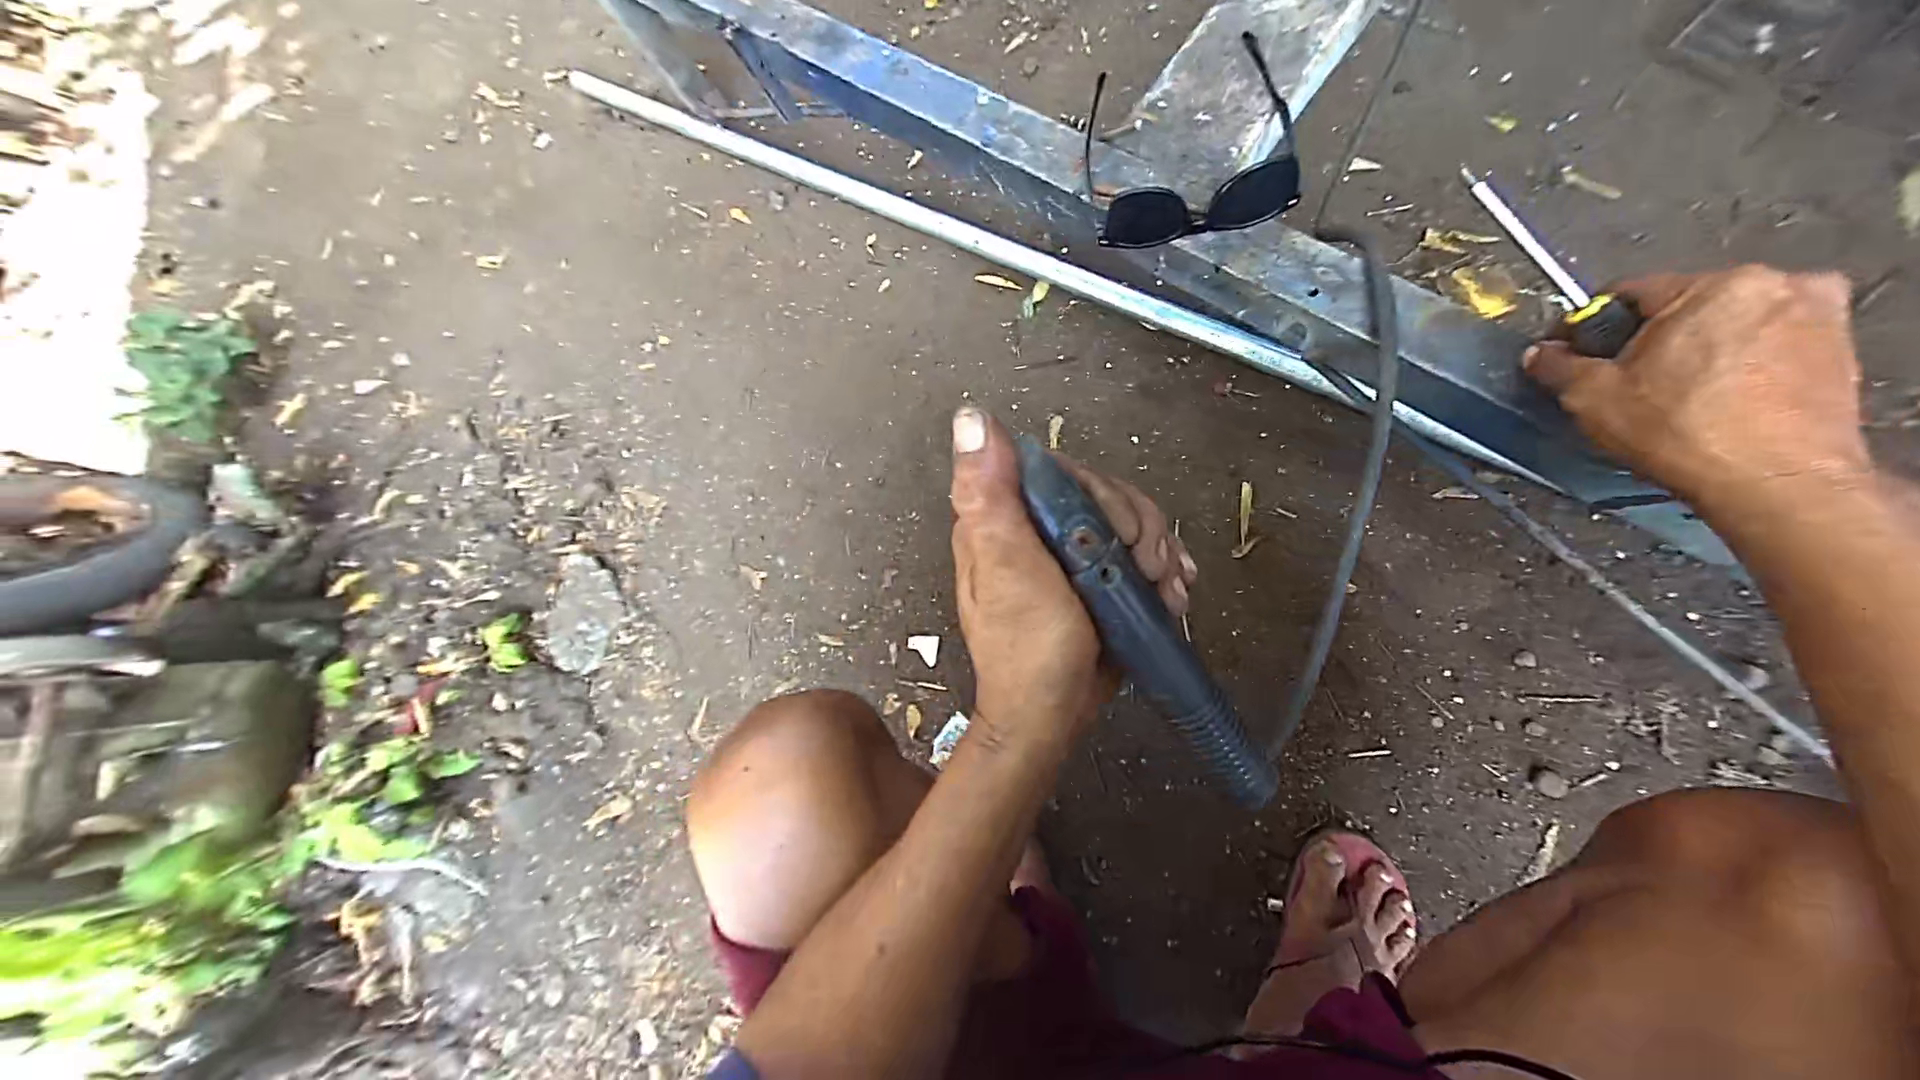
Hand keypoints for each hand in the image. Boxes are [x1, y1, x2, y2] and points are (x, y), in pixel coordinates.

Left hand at [948, 407, 1196, 750]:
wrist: (1050, 712)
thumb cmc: (1028, 647)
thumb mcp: (1005, 566)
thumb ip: (989, 494)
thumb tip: (971, 419)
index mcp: (1004, 517)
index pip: (1061, 471)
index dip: (1100, 494)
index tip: (1118, 534)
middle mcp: (1033, 529)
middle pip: (1101, 495)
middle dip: (1138, 528)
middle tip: (1149, 569)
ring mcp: (1065, 555)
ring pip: (1125, 521)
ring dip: (1157, 551)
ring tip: (1165, 588)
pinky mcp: (1092, 579)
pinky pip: (1134, 553)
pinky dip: (1160, 568)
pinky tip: (1171, 590)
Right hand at [1525, 266, 1871, 518]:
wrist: (1773, 478)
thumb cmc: (1685, 431)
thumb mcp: (1592, 397)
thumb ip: (1558, 366)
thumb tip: (1541, 353)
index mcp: (1714, 286)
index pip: (1628, 293)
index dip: (1588, 326)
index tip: (1573, 353)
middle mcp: (1778, 285)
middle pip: (1682, 306)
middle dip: (1647, 338)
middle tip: (1622, 379)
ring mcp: (1818, 315)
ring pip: (1726, 324)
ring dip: (1693, 349)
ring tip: (1668, 392)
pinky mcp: (1839, 348)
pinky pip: (1765, 344)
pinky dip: (1733, 364)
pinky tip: (1711, 399)